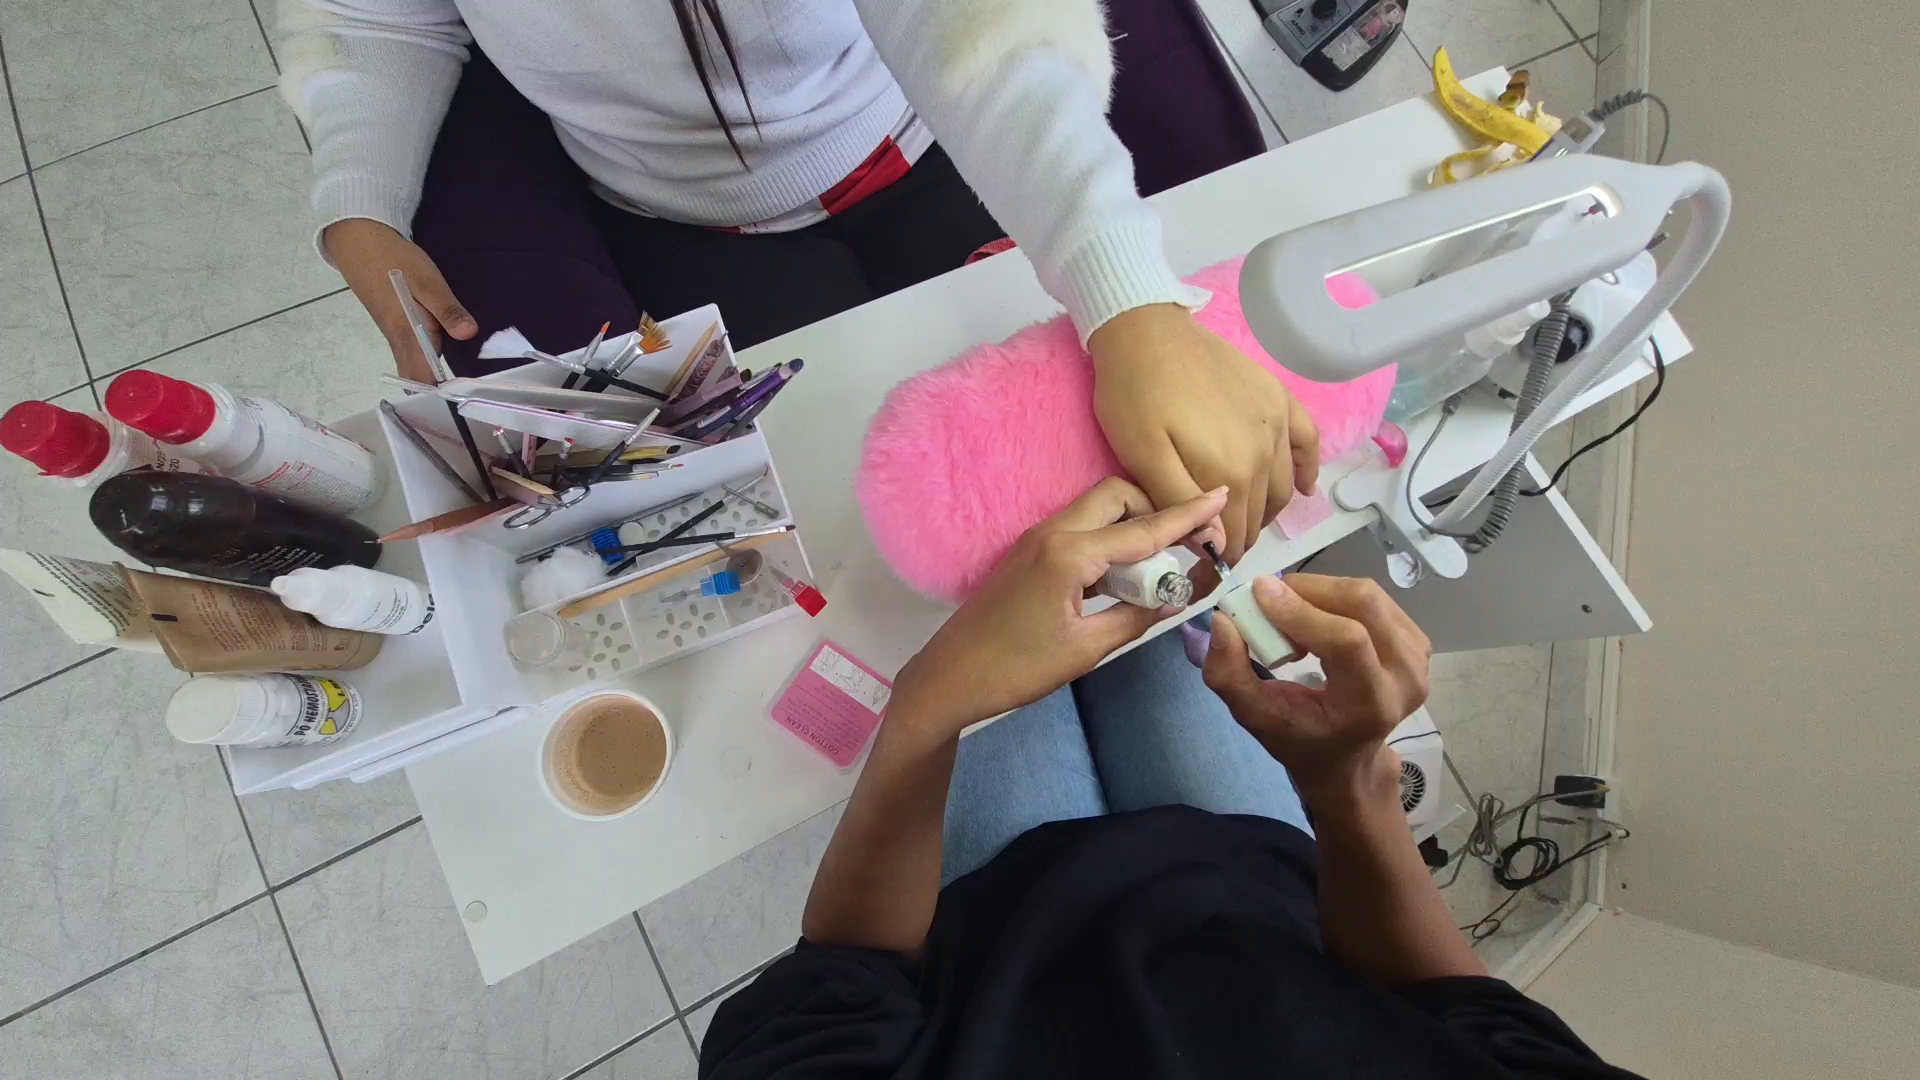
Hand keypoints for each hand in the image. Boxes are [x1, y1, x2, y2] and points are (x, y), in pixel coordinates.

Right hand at [324, 218, 476, 382]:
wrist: (357, 239)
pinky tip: (449, 358)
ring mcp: (396, 333)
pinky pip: (415, 349)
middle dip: (440, 390)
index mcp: (407, 333)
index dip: (439, 393)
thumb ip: (448, 309)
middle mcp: (399, 339)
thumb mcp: (428, 281)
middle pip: (418, 376)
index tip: (464, 402)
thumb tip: (468, 333)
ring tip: (469, 386)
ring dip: (437, 374)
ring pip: (417, 362)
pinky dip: (431, 358)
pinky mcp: (396, 325)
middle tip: (473, 398)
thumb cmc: (394, 260)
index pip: (420, 377)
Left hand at [891, 478, 1229, 734]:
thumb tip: (1177, 598)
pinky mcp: (1029, 554)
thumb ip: (1136, 616)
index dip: (1187, 515)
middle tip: (1187, 542)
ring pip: (1096, 510)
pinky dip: (1108, 539)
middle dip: (1155, 508)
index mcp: (1069, 553)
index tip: (1222, 496)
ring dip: (1131, 523)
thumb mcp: (1086, 649)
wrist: (951, 676)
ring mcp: (1036, 539)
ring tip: (1162, 560)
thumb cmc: (1017, 668)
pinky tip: (1123, 573)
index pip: (1143, 528)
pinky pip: (1079, 530)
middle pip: (1116, 496)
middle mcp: (1053, 532)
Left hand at [1087, 304, 1319, 562]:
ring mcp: (1277, 423)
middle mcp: (1263, 453)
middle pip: (1258, 514)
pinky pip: (1308, 442)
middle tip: (1218, 550)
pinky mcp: (1278, 398)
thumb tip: (1215, 542)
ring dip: (1267, 513)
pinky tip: (1303, 489)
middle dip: (1240, 538)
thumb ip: (1178, 503)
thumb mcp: (1141, 457)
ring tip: (1245, 526)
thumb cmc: (1133, 397)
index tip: (1205, 571)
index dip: (1219, 558)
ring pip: (1282, 487)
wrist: (1145, 332)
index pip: (1232, 534)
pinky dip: (1307, 470)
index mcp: (1229, 473)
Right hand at [1202, 574, 1430, 801]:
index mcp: (1368, 705)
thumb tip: (1223, 620)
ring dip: (1318, 591)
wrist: (1344, 757)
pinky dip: (1333, 596)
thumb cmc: (1296, 737)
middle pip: (1362, 605)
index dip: (1300, 611)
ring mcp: (1418, 658)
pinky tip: (1314, 618)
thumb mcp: (1251, 715)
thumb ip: (1226, 672)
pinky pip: (1372, 598)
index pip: (1346, 641)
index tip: (1258, 593)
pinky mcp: (1416, 641)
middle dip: (1307, 590)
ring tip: (1290, 615)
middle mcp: (1405, 679)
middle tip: (1268, 600)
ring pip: (1366, 594)